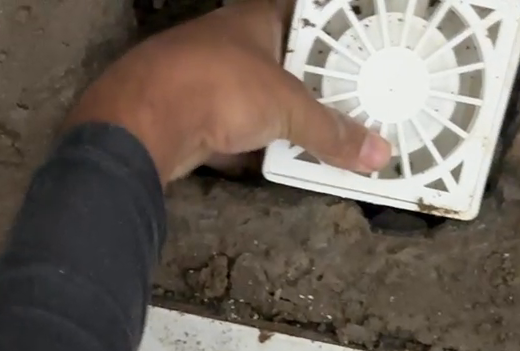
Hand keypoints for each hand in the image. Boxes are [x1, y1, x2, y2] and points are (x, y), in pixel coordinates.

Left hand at [64, 0, 392, 182]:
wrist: (146, 123)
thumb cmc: (215, 85)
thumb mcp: (287, 108)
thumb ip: (330, 131)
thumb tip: (373, 153)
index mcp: (258, 18)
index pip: (307, 17)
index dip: (333, 35)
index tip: (359, 60)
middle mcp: (233, 45)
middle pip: (284, 67)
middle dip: (311, 92)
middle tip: (348, 111)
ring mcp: (210, 84)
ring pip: (258, 105)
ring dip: (283, 126)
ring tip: (320, 143)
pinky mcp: (195, 122)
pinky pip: (237, 137)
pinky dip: (256, 151)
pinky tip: (277, 165)